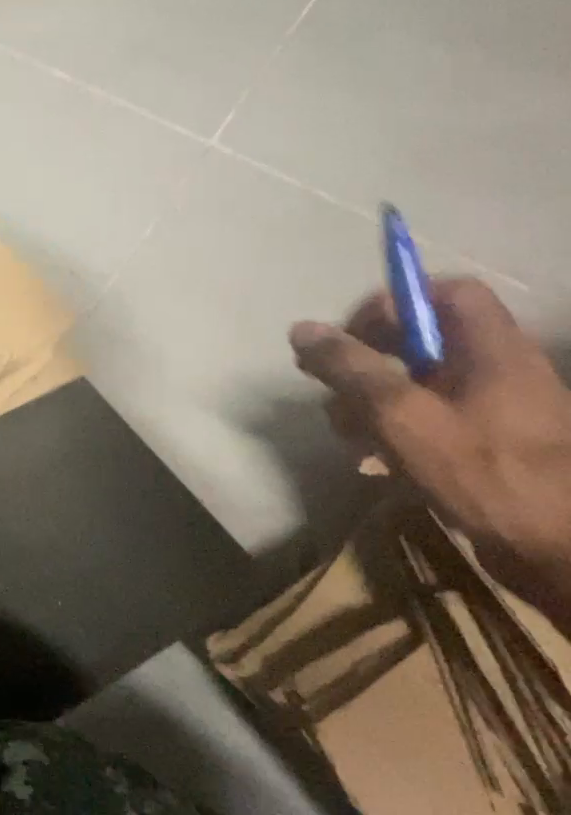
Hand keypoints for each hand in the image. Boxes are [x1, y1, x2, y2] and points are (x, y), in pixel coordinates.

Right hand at [290, 278, 570, 622]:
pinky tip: (374, 461)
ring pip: (416, 385)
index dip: (393, 305)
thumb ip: (350, 368)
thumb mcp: (402, 415)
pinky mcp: (487, 447)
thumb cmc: (487, 474)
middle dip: (366, 363)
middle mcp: (499, 372)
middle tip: (333, 391)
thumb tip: (303, 328)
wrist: (563, 554)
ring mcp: (496, 412)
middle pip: (420, 341)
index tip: (351, 339)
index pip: (446, 293)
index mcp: (494, 352)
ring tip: (348, 434)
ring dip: (370, 403)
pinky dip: (393, 432)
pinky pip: (428, 421)